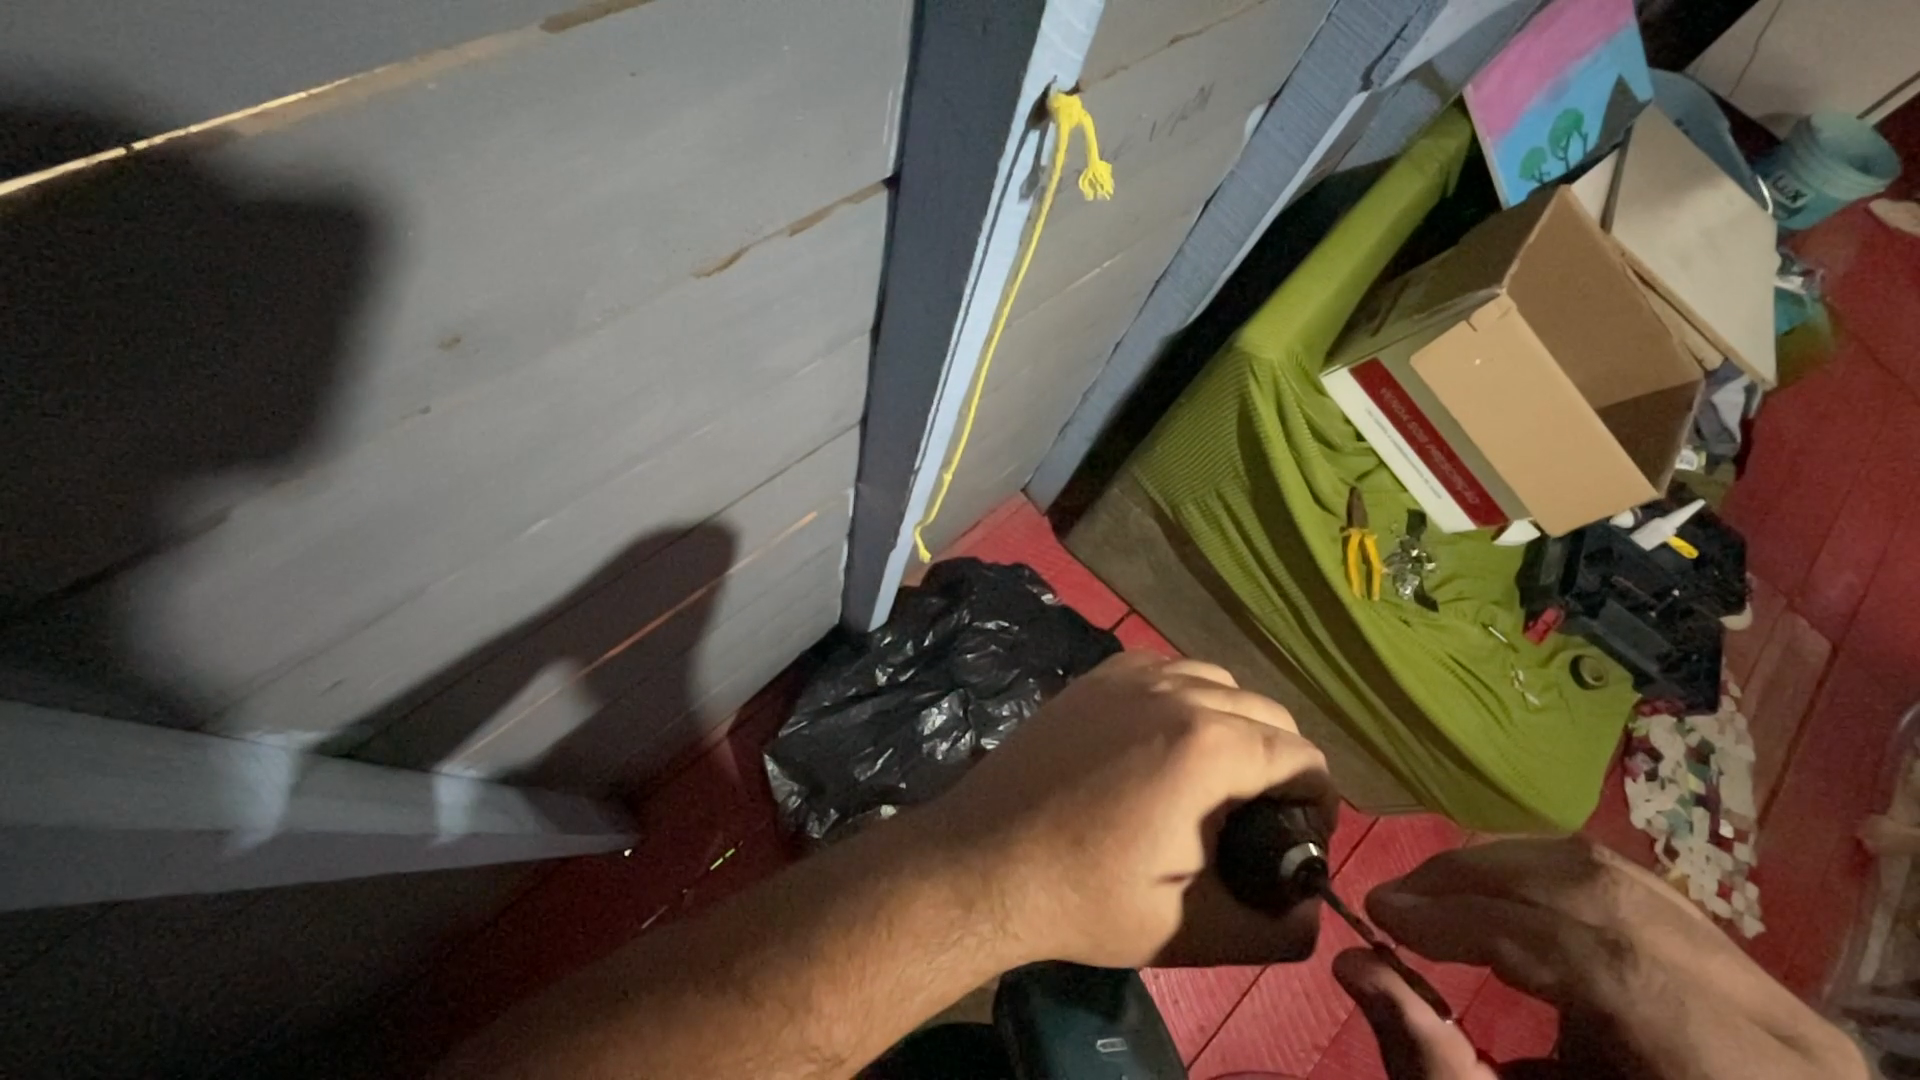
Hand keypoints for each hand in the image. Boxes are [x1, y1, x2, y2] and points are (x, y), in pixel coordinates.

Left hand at [916, 652, 1333, 968]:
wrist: (982, 862)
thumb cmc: (1085, 898)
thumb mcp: (1192, 932)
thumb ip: (1276, 928)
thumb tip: (1312, 913)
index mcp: (1209, 745)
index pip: (1301, 756)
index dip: (1316, 801)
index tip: (1299, 838)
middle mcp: (1176, 691)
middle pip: (1265, 712)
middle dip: (1280, 760)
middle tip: (1262, 813)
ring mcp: (1128, 676)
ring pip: (1215, 682)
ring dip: (1233, 722)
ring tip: (1216, 774)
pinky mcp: (1092, 678)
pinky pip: (1165, 670)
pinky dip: (1184, 696)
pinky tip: (1164, 738)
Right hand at [1334, 838, 1865, 1079]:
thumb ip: (1437, 1062)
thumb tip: (1353, 962)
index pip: (1598, 962)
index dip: (1476, 925)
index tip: (1381, 914)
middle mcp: (1787, 1025)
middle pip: (1604, 895)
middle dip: (1477, 880)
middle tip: (1395, 896)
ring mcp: (1773, 990)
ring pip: (1613, 876)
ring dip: (1501, 871)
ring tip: (1428, 894)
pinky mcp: (1741, 971)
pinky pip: (1628, 891)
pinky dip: (1539, 882)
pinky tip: (1488, 902)